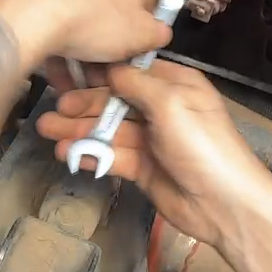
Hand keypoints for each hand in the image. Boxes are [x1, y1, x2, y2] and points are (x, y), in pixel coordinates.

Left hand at [0, 0, 174, 65]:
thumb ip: (158, 35)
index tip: (131, 55)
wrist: (32, 12)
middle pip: (112, 9)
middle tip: (102, 73)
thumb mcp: (141, 37)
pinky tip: (53, 66)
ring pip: (82, 16)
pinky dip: (57, 40)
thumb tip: (159, 33)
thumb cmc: (96, 22)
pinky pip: (56, 15)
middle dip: (108, 45)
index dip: (141, 33)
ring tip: (74, 79)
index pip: (149, 1)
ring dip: (81, 49)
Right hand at [35, 60, 271, 249]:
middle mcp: (161, 109)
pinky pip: (111, 156)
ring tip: (48, 132)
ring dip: (79, 131)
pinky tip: (67, 153)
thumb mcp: (171, 103)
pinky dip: (90, 154)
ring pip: (108, 130)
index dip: (100, 74)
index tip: (68, 72)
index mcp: (175, 86)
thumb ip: (137, 83)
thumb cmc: (202, 145)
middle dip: (82, 105)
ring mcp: (151, 140)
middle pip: (114, 102)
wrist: (223, 203)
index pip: (131, 72)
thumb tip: (110, 67)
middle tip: (52, 110)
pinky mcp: (143, 168)